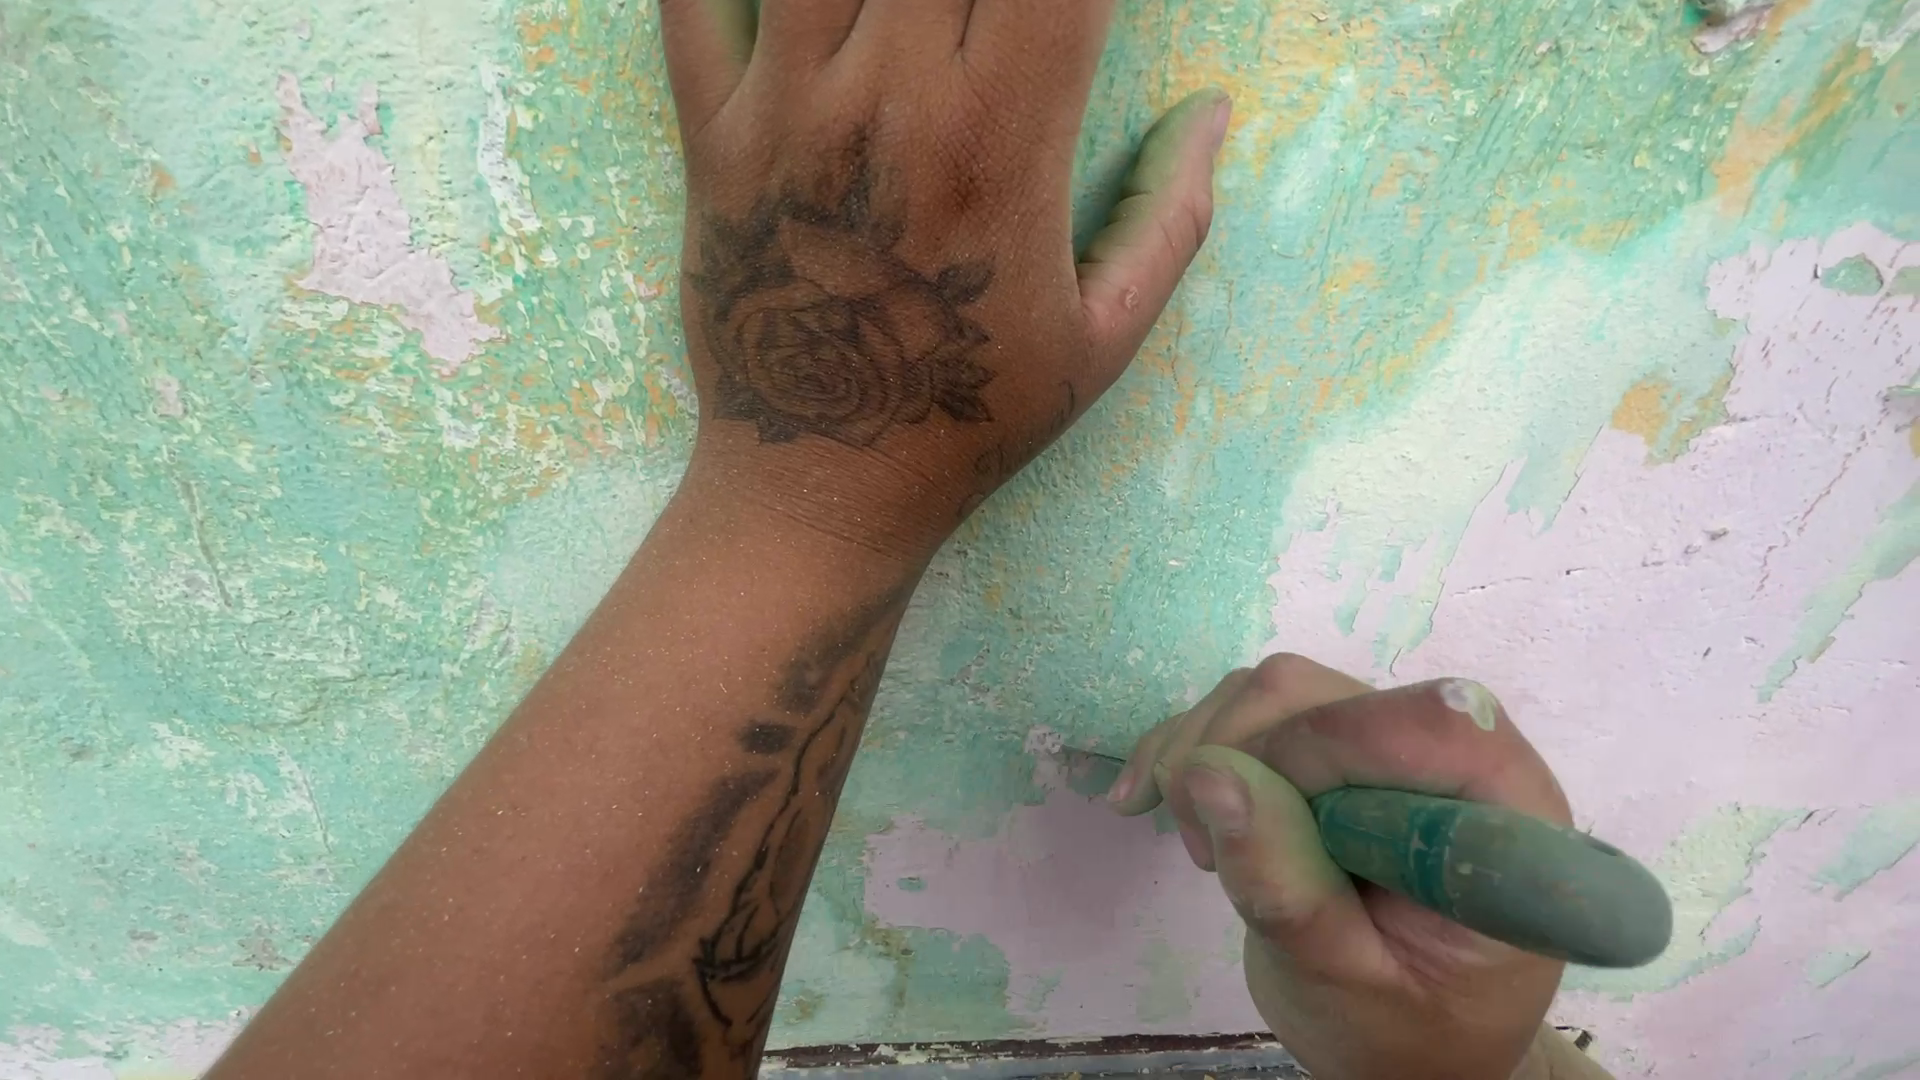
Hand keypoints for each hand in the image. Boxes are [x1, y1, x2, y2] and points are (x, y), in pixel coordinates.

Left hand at [658, 0, 1231, 561]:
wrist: (824, 491)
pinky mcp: (709, 141)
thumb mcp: (1097, 347)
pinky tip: (788, 6)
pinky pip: (691, 0)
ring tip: (909, 18)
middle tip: (990, 22)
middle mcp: (888, 97)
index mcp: (1000, 142)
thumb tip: (1212, 115)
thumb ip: (1167, 225)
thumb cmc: (966, 427)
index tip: (1085, 10)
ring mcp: (782, 110)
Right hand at [1107, 655, 1572, 1079]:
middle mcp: (1435, 751)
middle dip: (1234, 760)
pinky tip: (1143, 796)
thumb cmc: (1399, 1028)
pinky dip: (1175, 746)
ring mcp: (1370, 735)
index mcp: (1497, 813)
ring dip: (1197, 755)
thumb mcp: (1341, 981)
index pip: (1427, 723)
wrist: (1396, 1031)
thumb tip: (1205, 772)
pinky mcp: (1317, 738)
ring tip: (1205, 851)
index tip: (1261, 818)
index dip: (1327, 748)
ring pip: (1260, 691)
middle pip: (1310, 694)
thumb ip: (1285, 887)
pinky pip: (1231, 706)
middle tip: (1211, 857)